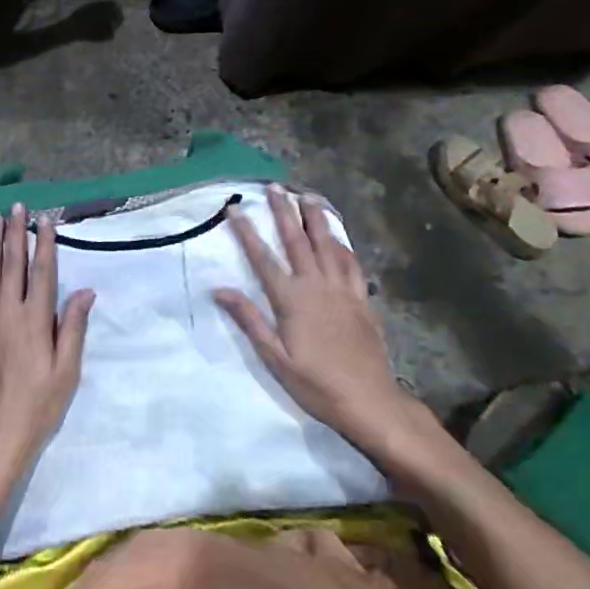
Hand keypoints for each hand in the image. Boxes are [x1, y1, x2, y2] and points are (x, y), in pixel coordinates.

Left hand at [0, 204, 95, 474]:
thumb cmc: (38, 406)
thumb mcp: (66, 371)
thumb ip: (73, 328)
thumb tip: (85, 291)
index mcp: (35, 320)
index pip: (41, 272)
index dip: (44, 243)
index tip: (45, 219)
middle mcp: (7, 312)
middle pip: (12, 264)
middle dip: (16, 233)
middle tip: (17, 207)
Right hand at [215, 184, 435, 454]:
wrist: (369, 401)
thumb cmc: (316, 384)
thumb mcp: (274, 358)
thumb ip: (249, 319)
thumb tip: (220, 288)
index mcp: (291, 299)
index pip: (263, 258)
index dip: (246, 232)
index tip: (234, 209)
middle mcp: (316, 286)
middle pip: (297, 241)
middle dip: (283, 212)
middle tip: (275, 187)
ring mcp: (342, 291)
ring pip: (327, 245)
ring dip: (316, 219)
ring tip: (307, 196)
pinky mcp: (361, 300)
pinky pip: (352, 265)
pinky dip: (343, 246)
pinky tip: (339, 237)